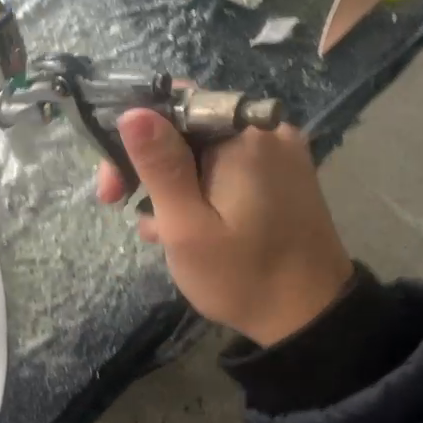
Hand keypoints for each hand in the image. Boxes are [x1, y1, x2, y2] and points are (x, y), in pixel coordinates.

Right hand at [96, 109, 352, 346]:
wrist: (309, 316)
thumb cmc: (241, 274)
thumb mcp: (186, 224)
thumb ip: (160, 165)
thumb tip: (131, 113)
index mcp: (243, 137)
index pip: (174, 106)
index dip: (132, 138)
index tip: (113, 185)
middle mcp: (266, 133)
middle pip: (186, 128)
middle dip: (147, 165)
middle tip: (119, 206)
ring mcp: (279, 155)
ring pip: (202, 151)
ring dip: (170, 184)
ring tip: (159, 230)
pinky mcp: (283, 177)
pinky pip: (226, 168)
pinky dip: (199, 190)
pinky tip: (186, 226)